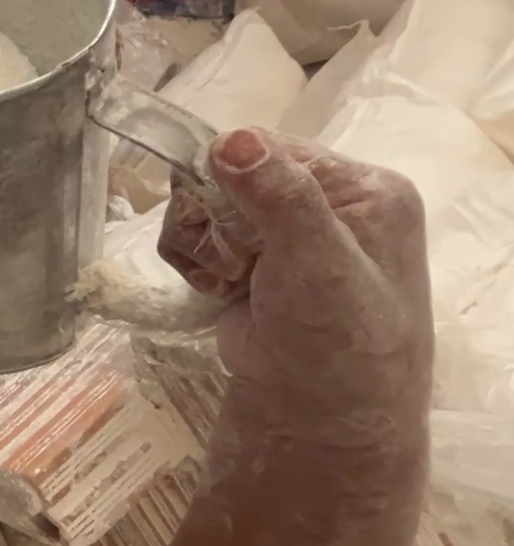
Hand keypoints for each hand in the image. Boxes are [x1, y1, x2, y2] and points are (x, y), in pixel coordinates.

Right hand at [157, 128, 433, 432]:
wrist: (313, 407)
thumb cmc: (335, 338)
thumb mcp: (315, 262)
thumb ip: (280, 198)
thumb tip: (231, 139)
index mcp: (358, 186)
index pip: (262, 146)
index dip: (225, 175)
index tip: (222, 217)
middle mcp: (320, 200)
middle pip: (219, 173)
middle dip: (206, 217)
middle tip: (232, 259)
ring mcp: (278, 230)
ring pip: (195, 205)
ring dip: (194, 244)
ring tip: (227, 280)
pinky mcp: (242, 255)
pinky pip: (187, 234)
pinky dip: (187, 260)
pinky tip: (215, 287)